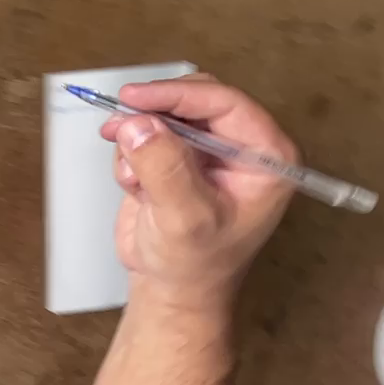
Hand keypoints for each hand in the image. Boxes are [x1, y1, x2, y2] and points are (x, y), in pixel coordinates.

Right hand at [99, 75, 296, 312]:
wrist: (171, 290)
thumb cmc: (195, 264)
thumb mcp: (184, 217)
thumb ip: (164, 167)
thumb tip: (137, 124)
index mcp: (264, 156)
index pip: (224, 104)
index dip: (178, 94)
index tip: (135, 97)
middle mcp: (238, 149)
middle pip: (193, 102)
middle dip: (154, 113)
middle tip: (119, 126)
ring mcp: (202, 156)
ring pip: (163, 119)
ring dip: (137, 140)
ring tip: (132, 178)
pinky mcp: (172, 164)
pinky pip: (144, 140)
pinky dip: (129, 158)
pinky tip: (134, 187)